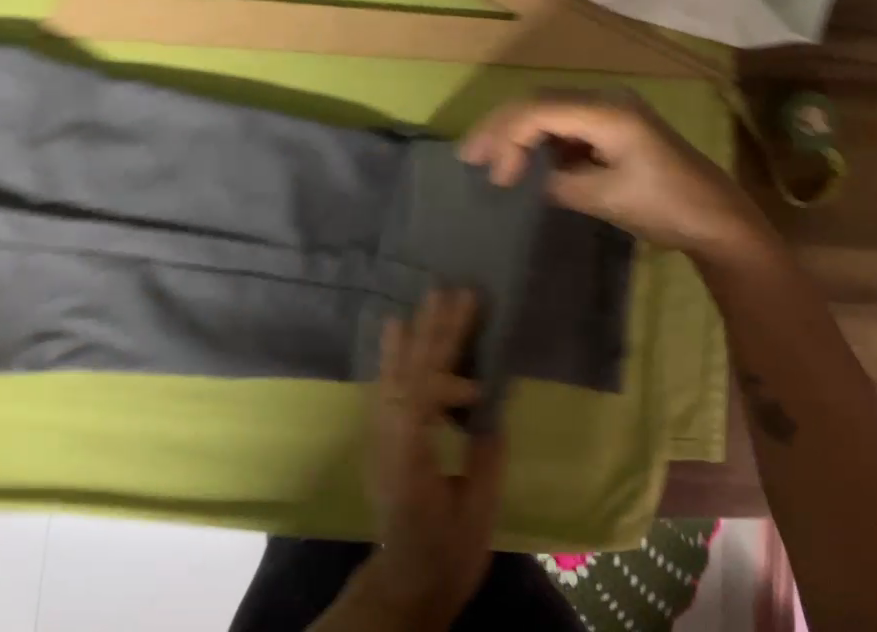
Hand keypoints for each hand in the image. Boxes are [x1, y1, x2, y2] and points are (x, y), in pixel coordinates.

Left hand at [367, 289, 505, 627]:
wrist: (406, 583)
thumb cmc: (446, 554)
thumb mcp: (476, 512)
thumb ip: (485, 459)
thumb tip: (495, 409)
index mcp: (411, 456)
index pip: (425, 389)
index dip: (445, 351)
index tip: (468, 320)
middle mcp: (388, 439)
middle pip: (408, 375)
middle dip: (430, 333)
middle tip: (448, 293)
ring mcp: (381, 439)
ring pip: (394, 379)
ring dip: (413, 340)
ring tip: (426, 305)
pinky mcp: (383, 442)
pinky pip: (389, 392)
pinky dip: (396, 361)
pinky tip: (399, 338)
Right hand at [460, 91, 781, 263]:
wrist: (718, 219)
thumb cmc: (666, 208)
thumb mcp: (605, 199)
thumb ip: (560, 182)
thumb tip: (534, 179)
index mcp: (607, 112)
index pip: (538, 110)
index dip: (507, 138)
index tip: (496, 177)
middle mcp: (607, 100)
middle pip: (539, 102)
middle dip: (502, 129)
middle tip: (472, 158)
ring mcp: (613, 112)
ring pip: (550, 111)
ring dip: (519, 133)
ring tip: (493, 162)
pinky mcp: (616, 129)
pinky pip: (567, 124)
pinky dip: (541, 141)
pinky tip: (528, 163)